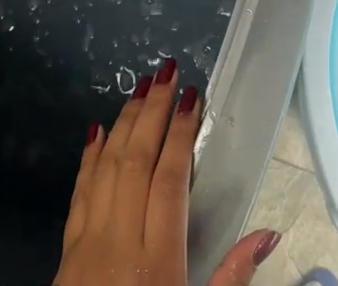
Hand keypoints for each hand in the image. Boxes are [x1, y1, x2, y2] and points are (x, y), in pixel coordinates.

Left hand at [55, 58, 280, 285]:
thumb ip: (233, 278)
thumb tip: (271, 232)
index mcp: (156, 262)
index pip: (168, 181)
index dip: (181, 135)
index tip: (193, 97)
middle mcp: (118, 243)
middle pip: (135, 162)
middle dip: (153, 112)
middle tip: (168, 71)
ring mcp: (87, 246)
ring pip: (106, 169)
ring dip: (124, 122)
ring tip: (141, 86)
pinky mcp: (66, 255)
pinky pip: (79, 194)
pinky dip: (89, 158)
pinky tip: (96, 131)